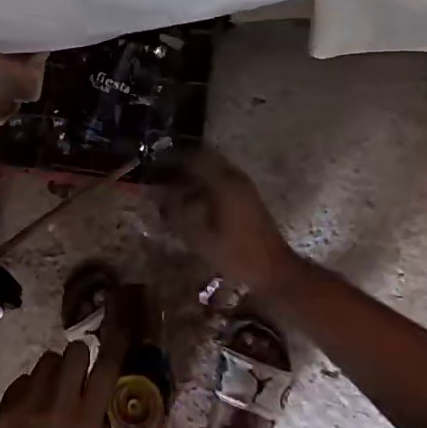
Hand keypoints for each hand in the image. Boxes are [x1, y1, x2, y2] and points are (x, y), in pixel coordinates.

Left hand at [0, 309, 160, 427]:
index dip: (115, 346)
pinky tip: (36, 406)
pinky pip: (22, 381)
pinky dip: (32, 386)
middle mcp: (56, 406)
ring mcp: (27, 406)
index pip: (105, 370)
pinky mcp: (5, 412)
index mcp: (85, 423)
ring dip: (57, 369)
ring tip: (60, 389)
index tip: (119, 332)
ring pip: (46, 363)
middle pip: (73, 353)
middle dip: (82, 356)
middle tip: (84, 370)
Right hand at [160, 149, 303, 296]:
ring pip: (213, 167)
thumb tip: (156, 193)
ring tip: (172, 185)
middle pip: (204, 158)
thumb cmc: (236, 255)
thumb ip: (175, 211)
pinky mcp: (247, 195)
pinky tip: (191, 197)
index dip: (171, 159)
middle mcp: (235, 177)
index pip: (193, 157)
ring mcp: (244, 185)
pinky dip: (204, 180)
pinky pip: (221, 177)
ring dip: (193, 171)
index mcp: (224, 183)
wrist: (273, 270)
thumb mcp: (199, 236)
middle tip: (160, 174)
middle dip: (181, 163)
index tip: (153, 166)